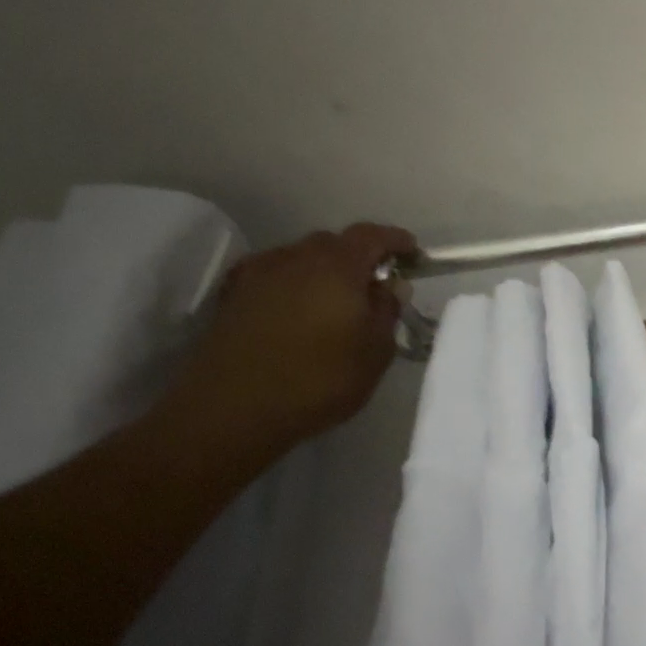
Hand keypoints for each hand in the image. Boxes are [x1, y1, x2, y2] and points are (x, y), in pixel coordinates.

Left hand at [159, 223, 417, 451]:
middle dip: (358, 255)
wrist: (232, 409)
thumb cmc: (320, 379)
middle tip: (375, 283)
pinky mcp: (232, 297)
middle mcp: (295, 259)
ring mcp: (257, 275)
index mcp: (337, 266)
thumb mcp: (376, 351)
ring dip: (322, 270)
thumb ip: (387, 310)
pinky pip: (272, 275)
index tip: (413, 253)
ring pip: (299, 257)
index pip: (371, 235)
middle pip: (332, 243)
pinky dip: (291, 281)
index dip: (395, 240)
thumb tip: (390, 284)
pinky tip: (296, 305)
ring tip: (336, 298)